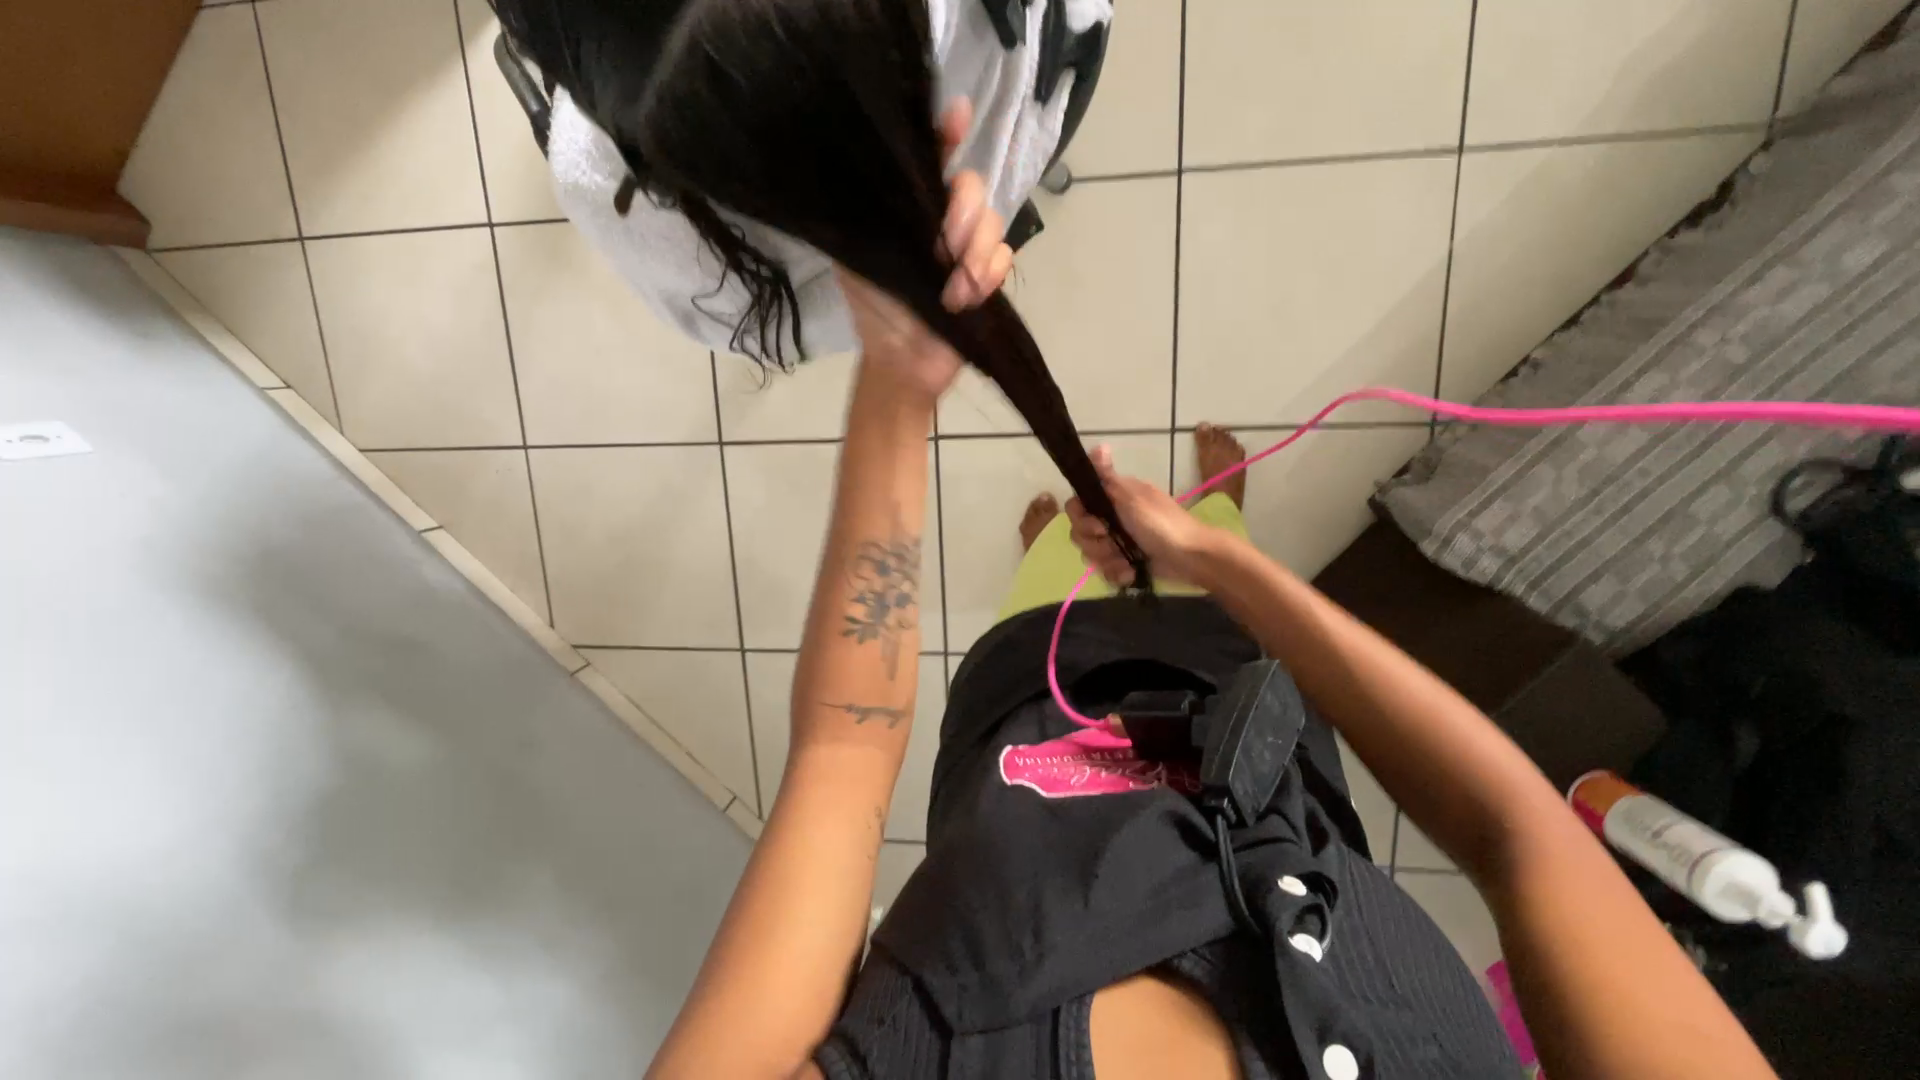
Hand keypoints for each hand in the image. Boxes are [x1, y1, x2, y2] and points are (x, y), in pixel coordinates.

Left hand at [838, 98, 1011, 401]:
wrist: (900, 364)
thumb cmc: (874, 312)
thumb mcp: (858, 258)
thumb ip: (868, 216)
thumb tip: (869, 174)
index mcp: (911, 210)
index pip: (931, 160)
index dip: (947, 133)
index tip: (957, 116)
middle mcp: (943, 222)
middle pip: (972, 185)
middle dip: (964, 211)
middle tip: (946, 246)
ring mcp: (968, 250)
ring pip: (993, 221)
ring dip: (976, 254)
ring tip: (954, 289)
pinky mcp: (989, 279)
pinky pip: (1005, 257)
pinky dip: (989, 275)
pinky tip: (966, 300)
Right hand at [1066, 446, 1230, 587]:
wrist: (1191, 557)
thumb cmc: (1162, 524)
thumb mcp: (1133, 498)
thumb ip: (1108, 477)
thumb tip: (1100, 444)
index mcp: (1113, 498)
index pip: (1077, 506)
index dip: (1081, 519)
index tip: (1098, 526)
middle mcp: (1112, 518)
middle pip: (1080, 533)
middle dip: (1094, 545)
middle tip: (1112, 545)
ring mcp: (1118, 542)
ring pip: (1091, 554)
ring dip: (1107, 562)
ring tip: (1127, 564)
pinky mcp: (1125, 562)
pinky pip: (1106, 571)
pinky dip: (1117, 574)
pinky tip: (1131, 574)